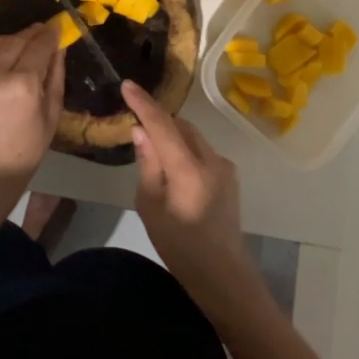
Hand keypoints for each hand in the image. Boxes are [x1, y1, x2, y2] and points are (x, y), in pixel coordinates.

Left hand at [0, 22, 63, 187]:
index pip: (39, 46)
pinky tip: (8, 55)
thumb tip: (59, 48)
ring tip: (27, 41)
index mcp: (22, 84)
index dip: (51, 34)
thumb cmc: (28, 149)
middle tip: (46, 31)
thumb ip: (55, 76)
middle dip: (34, 32)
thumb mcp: (52, 113)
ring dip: (14, 38)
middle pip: (17, 40)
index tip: (60, 26)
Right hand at [126, 81, 258, 307]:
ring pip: (192, 137)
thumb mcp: (151, 208)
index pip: (163, 125)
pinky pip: (202, 151)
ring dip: (172, 134)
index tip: (127, 85)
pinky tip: (173, 166)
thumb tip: (141, 130)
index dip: (144, 103)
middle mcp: (211, 160)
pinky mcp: (230, 176)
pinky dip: (185, 149)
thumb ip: (148, 164)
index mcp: (189, 170)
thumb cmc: (179, 247)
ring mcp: (225, 167)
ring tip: (151, 146)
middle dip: (158, 119)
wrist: (223, 274)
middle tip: (133, 121)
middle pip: (181, 126)